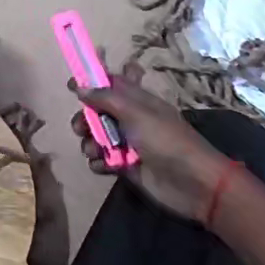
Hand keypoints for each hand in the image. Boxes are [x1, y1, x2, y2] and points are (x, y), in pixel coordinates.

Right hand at [70, 62, 230, 221]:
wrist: (192, 182)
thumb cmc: (166, 140)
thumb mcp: (136, 113)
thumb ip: (105, 98)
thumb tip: (79, 86)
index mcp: (137, 100)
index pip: (111, 82)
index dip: (92, 81)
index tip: (71, 86)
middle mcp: (130, 119)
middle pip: (97, 112)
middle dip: (85, 119)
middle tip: (83, 127)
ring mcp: (128, 143)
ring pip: (96, 137)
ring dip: (90, 143)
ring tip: (96, 151)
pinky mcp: (125, 166)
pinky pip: (102, 160)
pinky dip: (99, 162)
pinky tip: (105, 166)